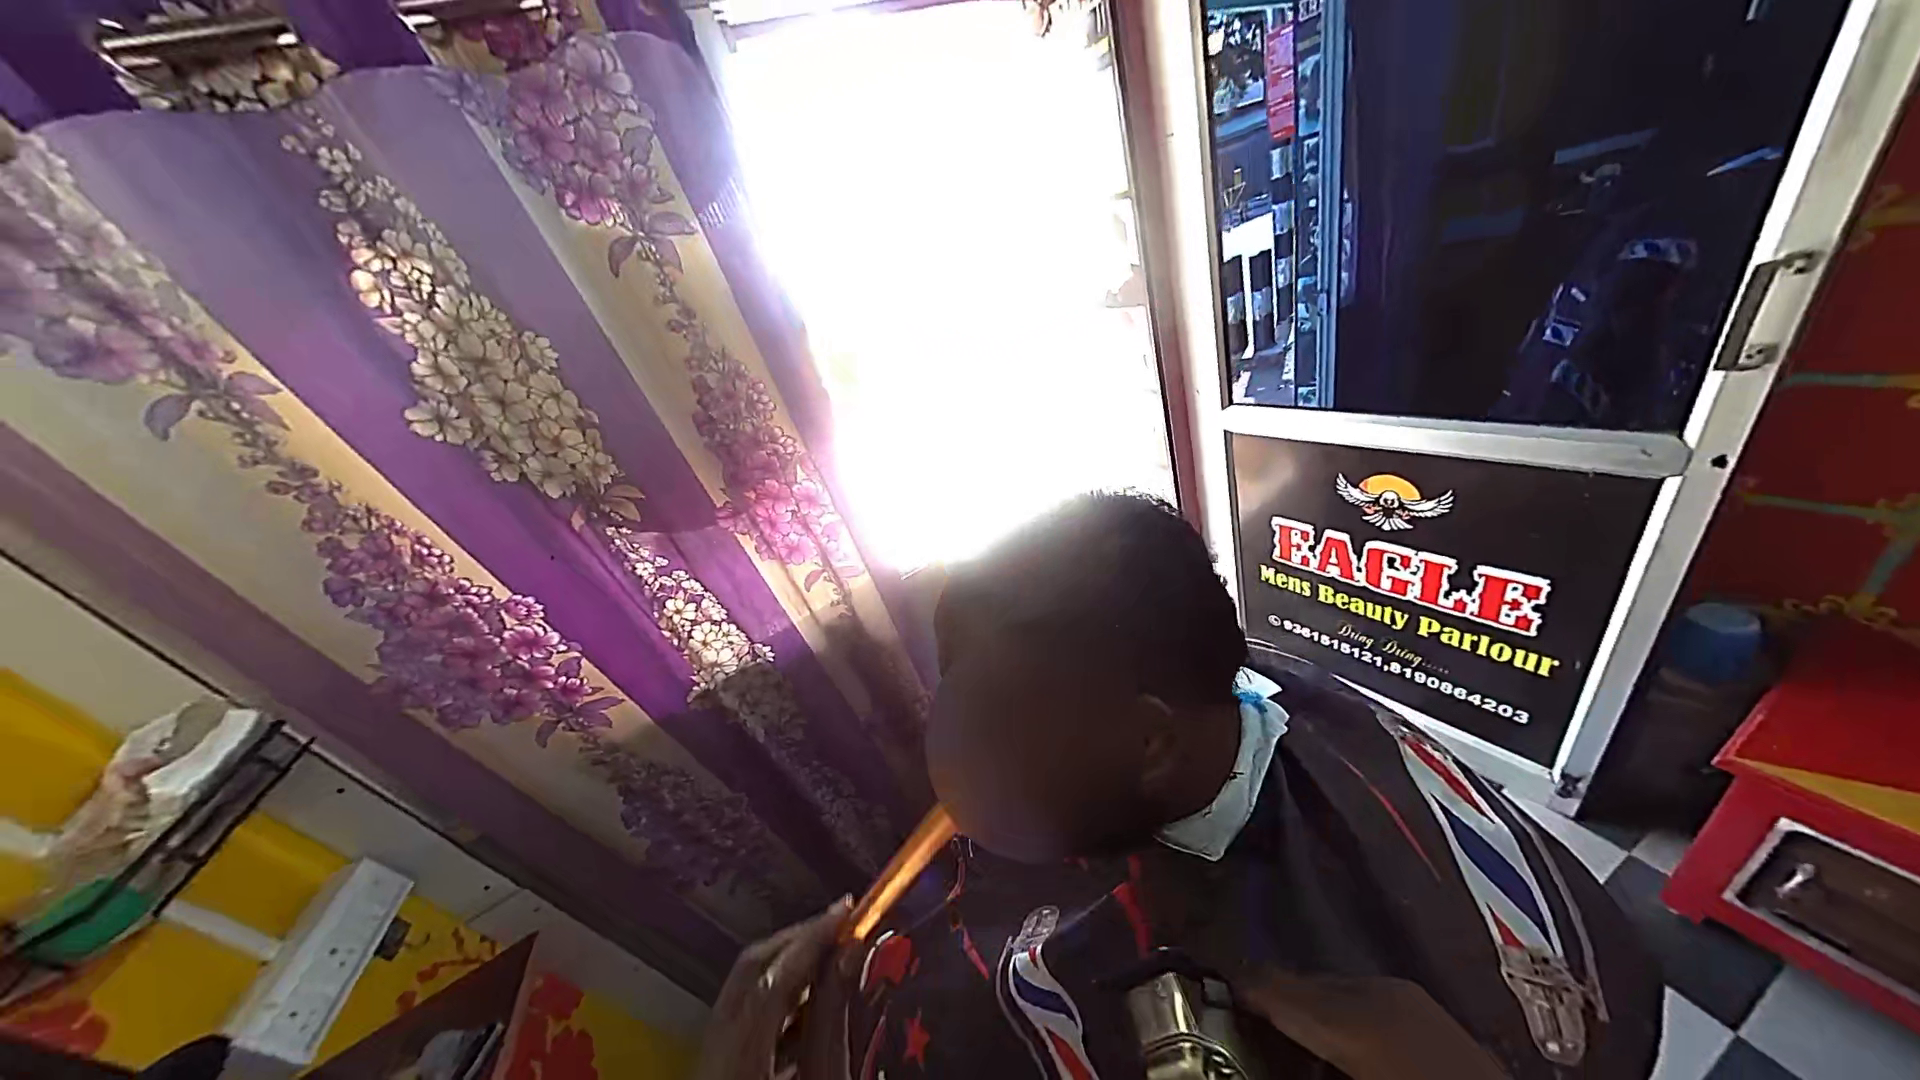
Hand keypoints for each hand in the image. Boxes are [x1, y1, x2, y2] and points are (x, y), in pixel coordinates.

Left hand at [694, 898, 851, 1079]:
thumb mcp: (826, 1079)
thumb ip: (834, 1017)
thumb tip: (850, 952)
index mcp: (734, 1063)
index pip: (772, 977)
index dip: (814, 936)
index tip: (846, 910)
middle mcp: (709, 1057)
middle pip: (751, 971)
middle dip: (801, 942)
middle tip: (841, 924)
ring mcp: (708, 1063)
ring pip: (747, 991)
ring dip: (793, 969)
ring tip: (834, 956)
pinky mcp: (717, 1070)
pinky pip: (743, 1019)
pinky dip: (780, 1000)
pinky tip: (814, 1001)